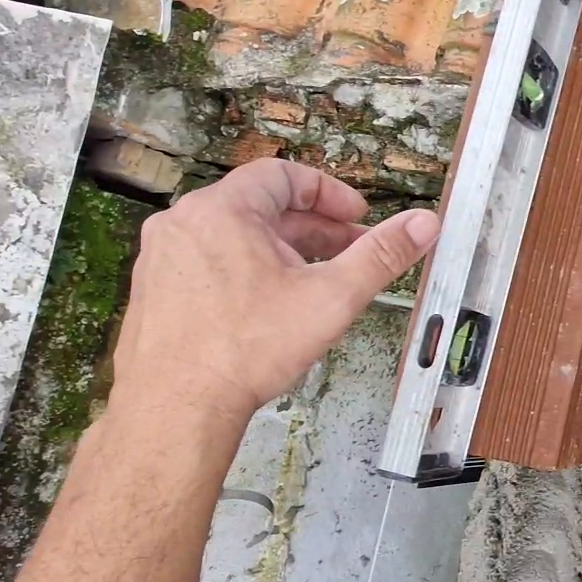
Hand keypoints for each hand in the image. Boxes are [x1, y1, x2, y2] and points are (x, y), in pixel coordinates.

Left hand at [111, 160, 440, 421]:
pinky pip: (215, 261)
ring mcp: (165, 257)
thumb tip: (423, 224)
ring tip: (321, 280)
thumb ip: (382, 255)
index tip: (357, 217)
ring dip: (287, 248)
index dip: (329, 193)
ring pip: (239, 235)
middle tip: (353, 251)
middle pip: (263, 206)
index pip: (282, 175)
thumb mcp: (334, 296)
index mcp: (223, 212)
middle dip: (316, 227)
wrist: (179, 406)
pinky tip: (278, 305)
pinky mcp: (158, 289)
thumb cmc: (248, 348)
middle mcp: (185, 224)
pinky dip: (254, 269)